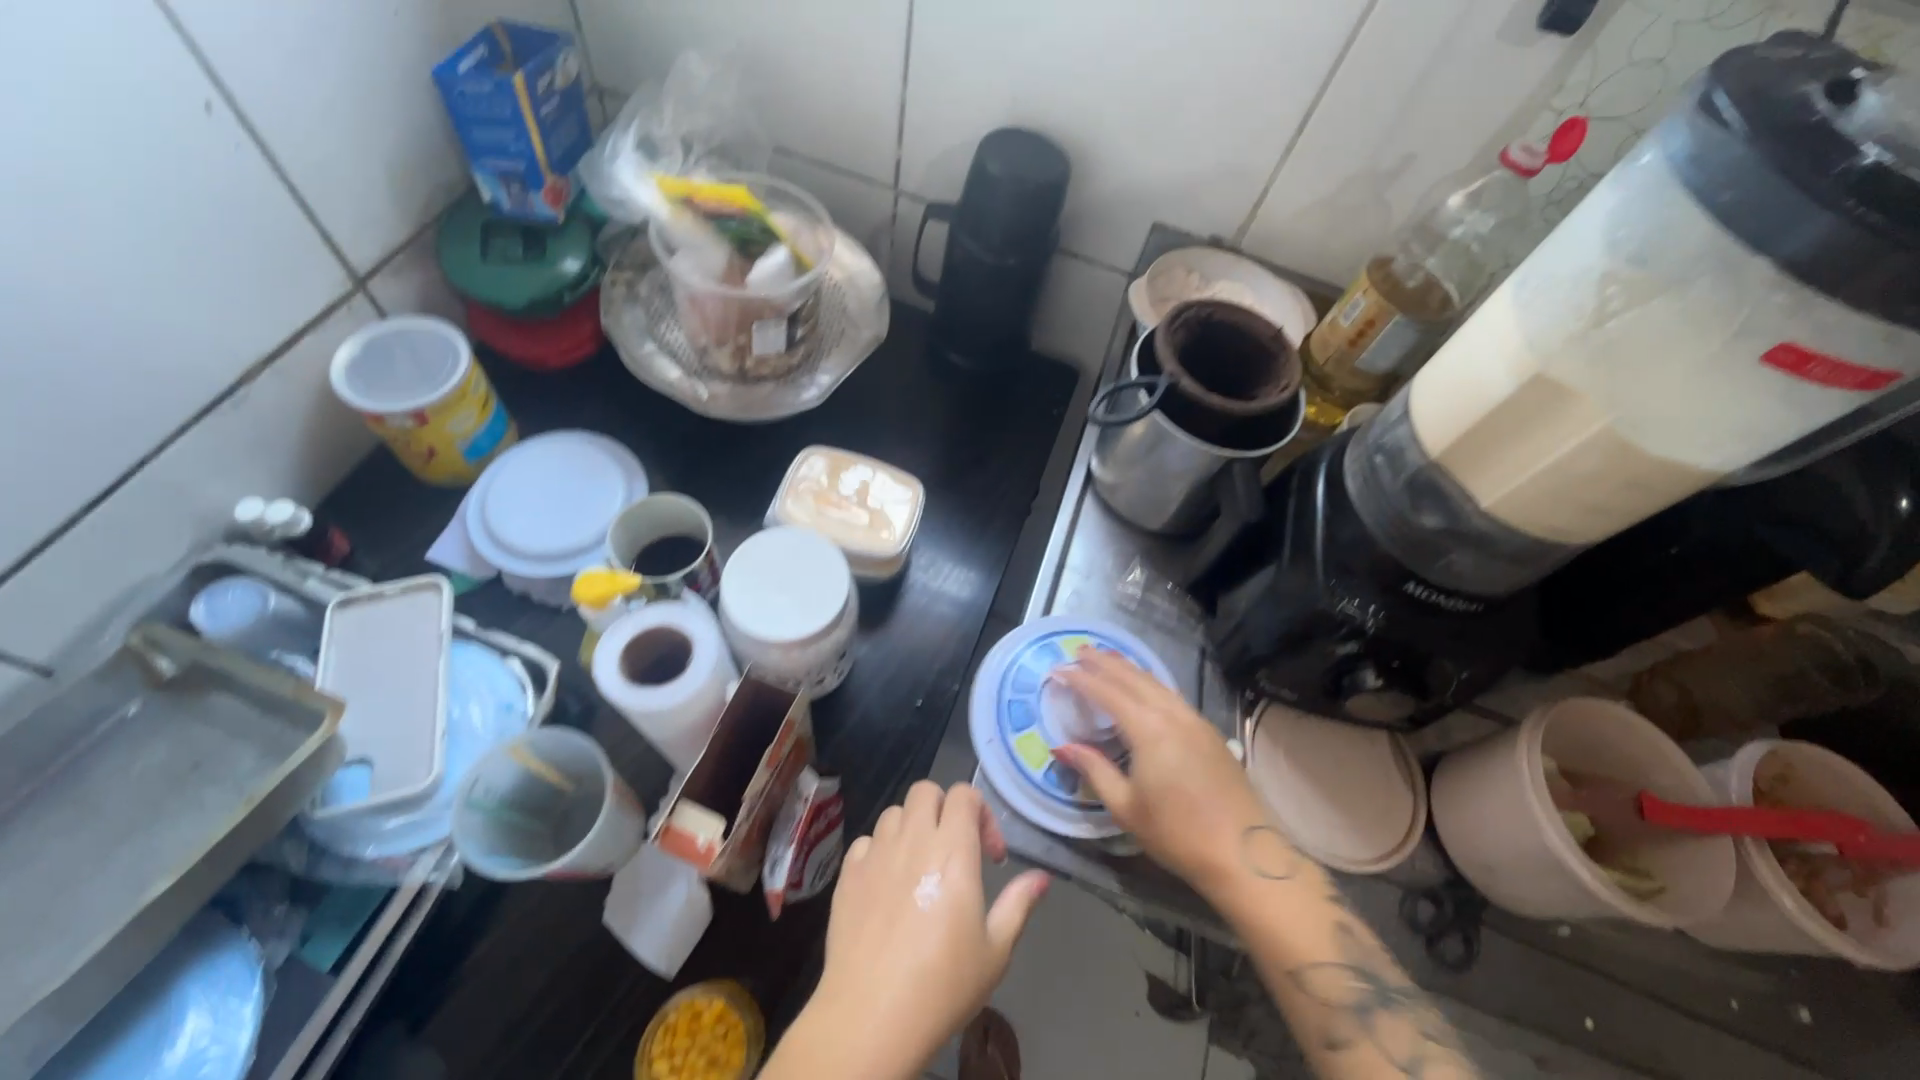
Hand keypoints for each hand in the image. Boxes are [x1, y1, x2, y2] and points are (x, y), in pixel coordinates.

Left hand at [808, 781, 1050, 1075]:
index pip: (964, 795)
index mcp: (953, 851)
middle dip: (945, 809)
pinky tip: (888, 884)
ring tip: (921, 866)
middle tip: (955, 850)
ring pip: (894, 812)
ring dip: (913, 827)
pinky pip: (865, 841)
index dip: (982, 814)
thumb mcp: (995, 950)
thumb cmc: (943, 984)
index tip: (989, 857)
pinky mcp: (847, 875)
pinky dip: (881, 850)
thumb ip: (1018, 904)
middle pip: (926, 791)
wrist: (872, 1014)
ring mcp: (875, 855)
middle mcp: (913, 841)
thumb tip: (1041, 877)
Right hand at [1053, 649, 1277, 896]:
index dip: (1080, 679)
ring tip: (1108, 659)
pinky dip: (1151, 684)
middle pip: (1134, 679)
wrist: (1244, 853)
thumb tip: (1063, 747)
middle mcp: (1173, 715)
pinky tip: (1145, 687)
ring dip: (1130, 669)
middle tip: (1079, 651)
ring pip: (1157, 684)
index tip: (1057, 670)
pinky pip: (1173, 696)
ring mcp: (1196, 722)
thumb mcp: (1126, 807)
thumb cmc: (1177, 833)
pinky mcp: (1210, 733)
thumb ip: (1095, 770)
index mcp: (1149, 730)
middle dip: (1105, 663)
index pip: (1108, 693)